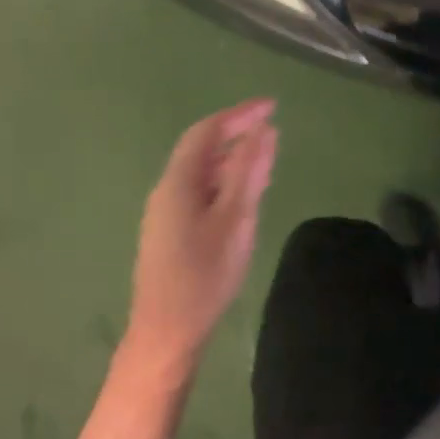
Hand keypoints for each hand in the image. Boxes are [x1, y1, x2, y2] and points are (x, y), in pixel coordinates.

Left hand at [126, 99, 278, 363]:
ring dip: (232, 156)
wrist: (166, 333)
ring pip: (201, 171)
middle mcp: (167, 190)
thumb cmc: (204, 274)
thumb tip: (264, 129)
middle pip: (201, 148)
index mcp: (178, 182)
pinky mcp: (171, 231)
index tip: (273, 105)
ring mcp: (166, 212)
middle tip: (272, 126)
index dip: (239, 114)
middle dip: (236, 131)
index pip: (207, 131)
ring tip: (266, 155)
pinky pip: (201, 190)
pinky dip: (225, 179)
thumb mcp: (236, 219)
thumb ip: (250, 171)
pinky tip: (245, 193)